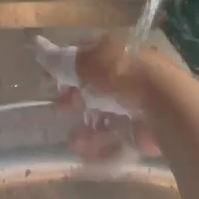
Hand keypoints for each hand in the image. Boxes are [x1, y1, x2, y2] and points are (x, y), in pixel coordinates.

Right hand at [55, 35, 161, 161]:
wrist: (164, 105)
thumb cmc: (119, 77)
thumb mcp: (85, 64)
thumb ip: (60, 60)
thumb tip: (35, 44)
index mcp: (112, 51)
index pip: (84, 54)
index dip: (62, 67)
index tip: (45, 81)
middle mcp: (125, 73)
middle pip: (94, 86)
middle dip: (73, 99)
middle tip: (57, 110)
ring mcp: (136, 102)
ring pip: (105, 114)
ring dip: (86, 127)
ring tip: (72, 141)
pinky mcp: (143, 129)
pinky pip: (118, 137)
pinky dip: (101, 146)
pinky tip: (86, 154)